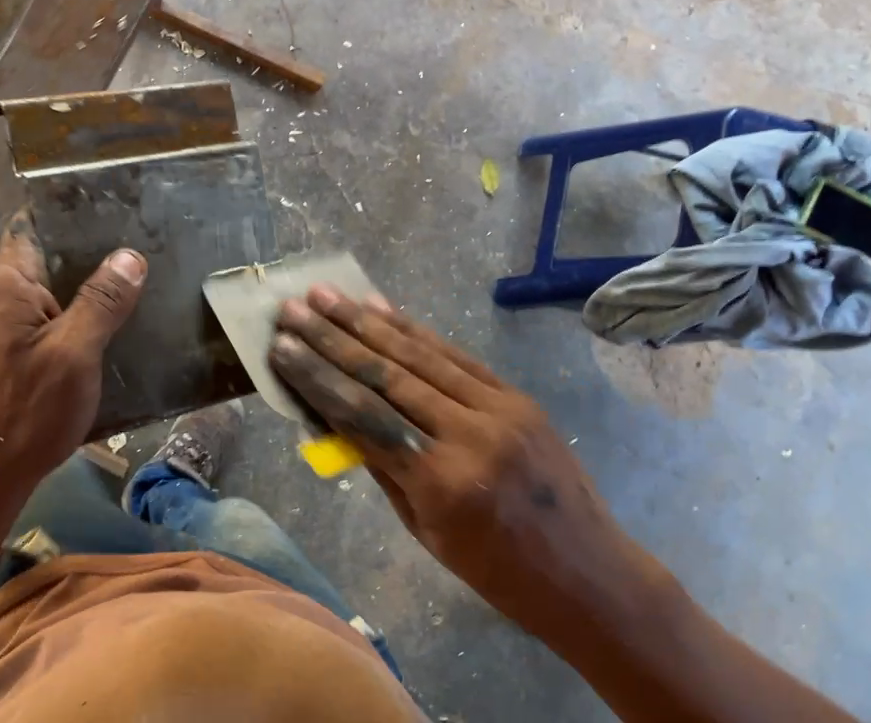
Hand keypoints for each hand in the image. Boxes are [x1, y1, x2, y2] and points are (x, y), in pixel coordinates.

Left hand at [0, 213, 145, 489]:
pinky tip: (97, 324)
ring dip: (75, 289)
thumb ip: (102, 300)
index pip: (33, 228)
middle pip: (38, 258)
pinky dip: (62, 315)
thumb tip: (130, 256)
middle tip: (133, 251)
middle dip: (81, 255)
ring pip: (38, 289)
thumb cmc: (31, 409)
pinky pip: (33, 316)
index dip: (70, 219)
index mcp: (1, 284)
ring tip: (125, 283)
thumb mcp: (76, 352)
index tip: (112, 213)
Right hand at [269, 287, 666, 641]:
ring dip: (364, 321)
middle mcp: (470, 435)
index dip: (316, 378)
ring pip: (418, 356)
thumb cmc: (495, 570)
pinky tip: (378, 307)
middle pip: (384, 375)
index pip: (362, 416)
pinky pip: (454, 355)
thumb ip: (379, 464)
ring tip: (324, 295)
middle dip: (331, 338)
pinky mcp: (516, 396)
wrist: (590, 575)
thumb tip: (330, 413)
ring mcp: (500, 410)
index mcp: (442, 482)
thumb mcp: (423, 528)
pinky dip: (412, 330)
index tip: (279, 348)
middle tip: (291, 309)